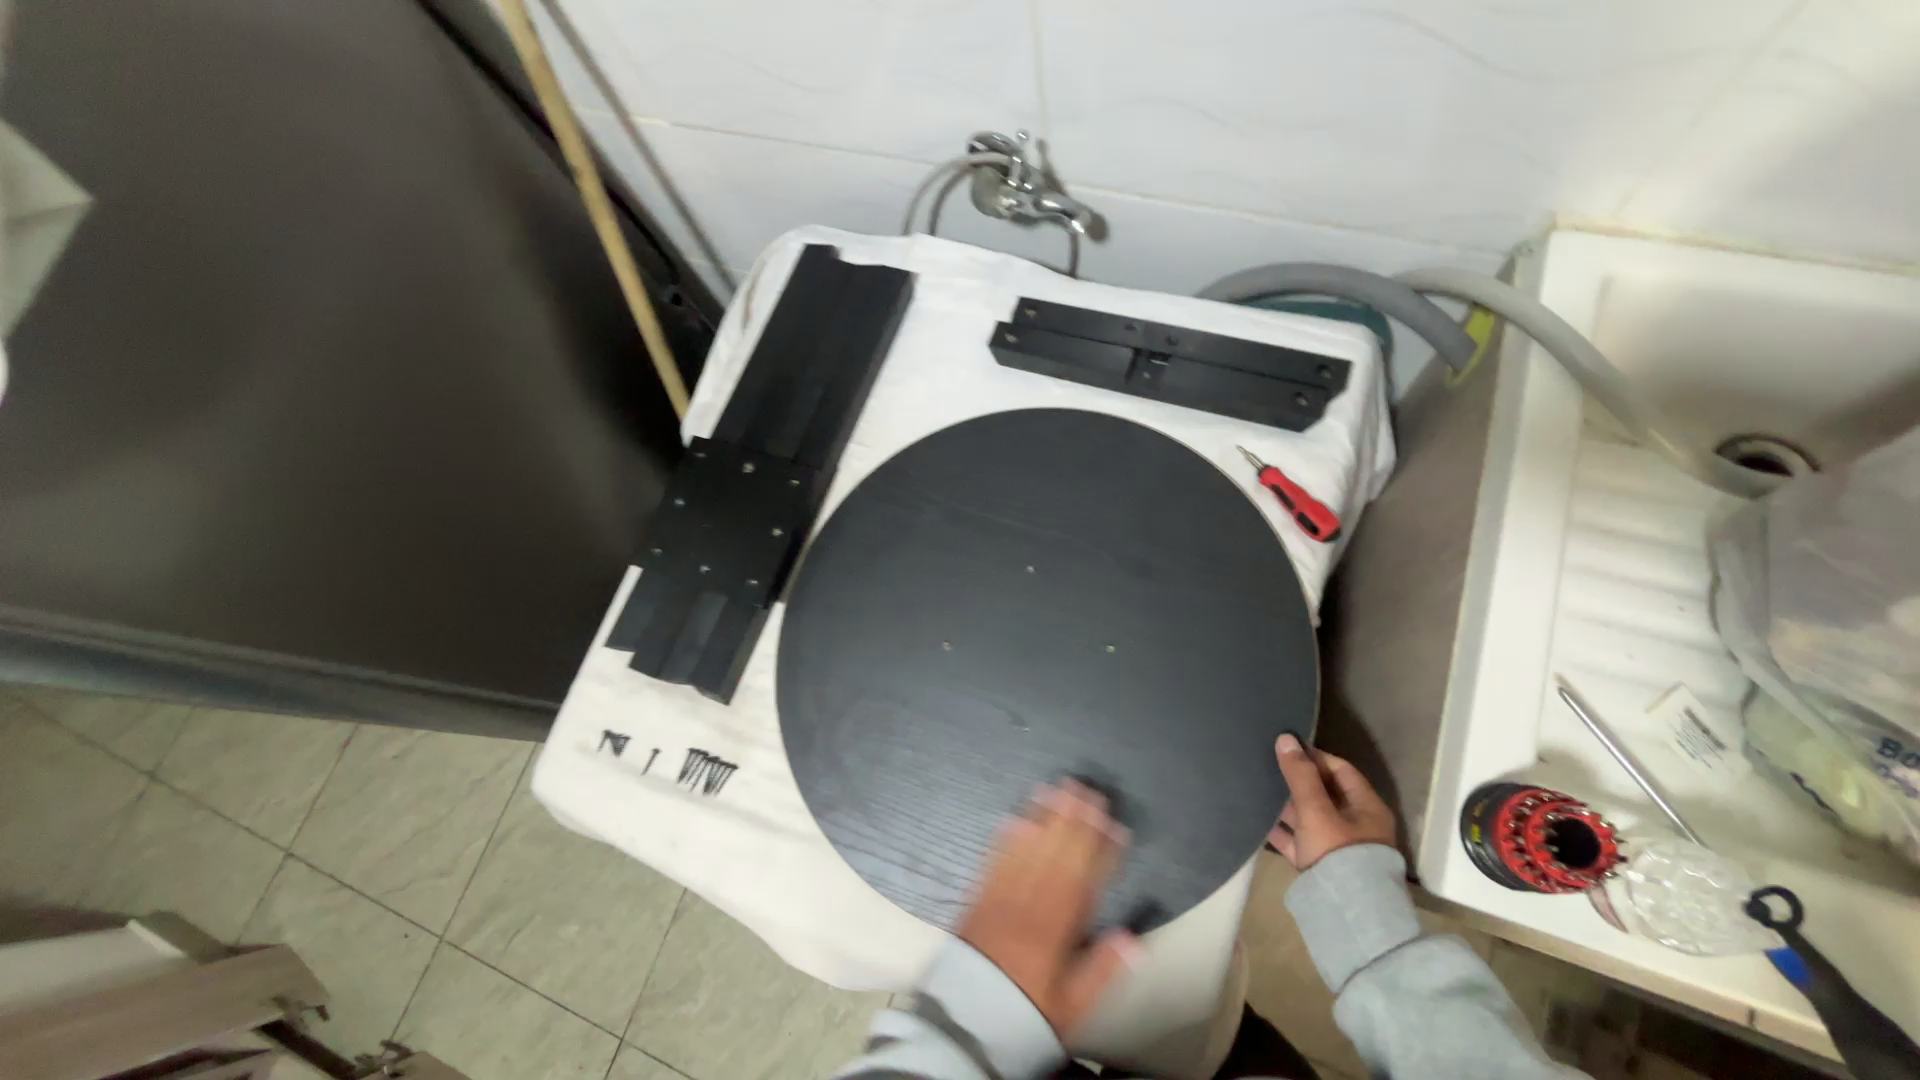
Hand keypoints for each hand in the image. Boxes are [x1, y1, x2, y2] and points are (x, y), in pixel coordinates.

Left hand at [958, 780, 1140, 1036]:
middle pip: (1055, 856)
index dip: (1101, 850)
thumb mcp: (1072, 1003)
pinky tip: (1014, 818)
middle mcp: (1029, 906)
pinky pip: (993, 861)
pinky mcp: (977, 898)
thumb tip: (1134, 941)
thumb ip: (1102, 969)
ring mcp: (1000, 898)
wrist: (968, 1019)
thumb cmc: (1025, 1011)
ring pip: (1026, 852)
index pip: (1084, 880)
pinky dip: (1005, 838)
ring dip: (1042, 819)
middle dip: (1072, 821)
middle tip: (1085, 790)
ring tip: (1055, 790)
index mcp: (1056, 930)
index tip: (1114, 824)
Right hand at [1268, 734, 1395, 869]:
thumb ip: (1300, 774)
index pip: (1340, 770)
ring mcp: (1338, 847)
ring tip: (1260, 789)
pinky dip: (1282, 831)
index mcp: (1366, 807)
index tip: (1287, 749)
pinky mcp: (1320, 865)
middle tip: (1269, 766)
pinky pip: (1299, 841)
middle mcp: (1356, 824)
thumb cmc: (1336, 850)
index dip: (1315, 757)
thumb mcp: (1315, 809)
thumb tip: (1286, 738)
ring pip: (1310, 817)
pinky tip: (1261, 821)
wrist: (1344, 909)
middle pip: (1324, 793)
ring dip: (1288, 805)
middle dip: (1298, 780)